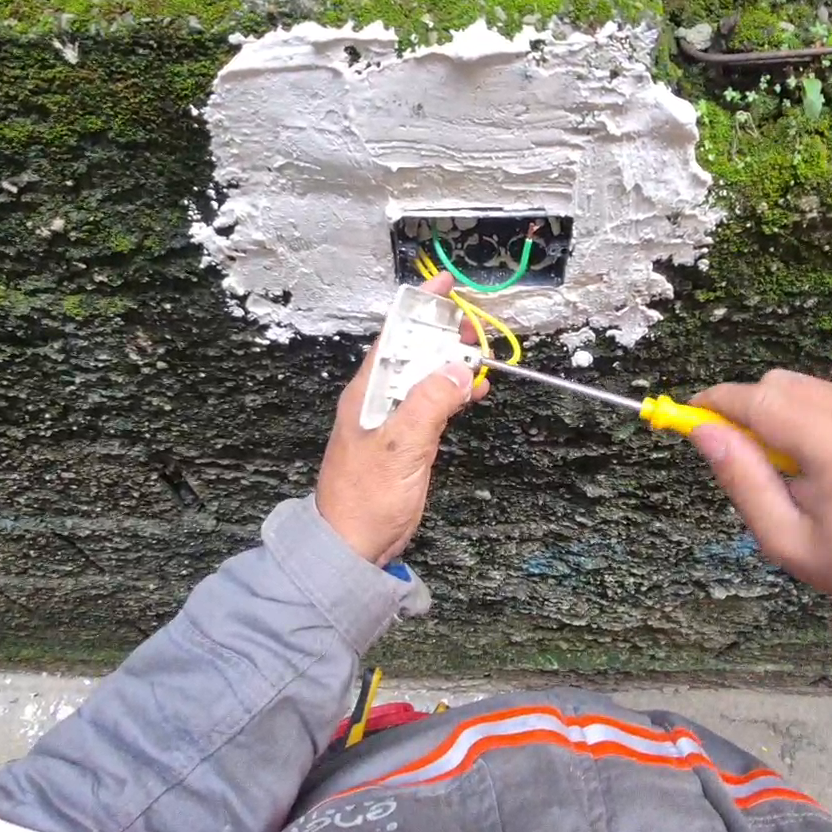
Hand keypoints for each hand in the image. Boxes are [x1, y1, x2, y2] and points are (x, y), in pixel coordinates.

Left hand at [316, 272, 488, 564]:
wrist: (353, 546)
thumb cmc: (365, 499)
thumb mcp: (400, 446)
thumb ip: (429, 403)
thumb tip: (456, 368)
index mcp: (367, 391)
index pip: (393, 334)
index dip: (418, 306)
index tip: (444, 285)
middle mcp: (377, 399)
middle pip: (411, 351)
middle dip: (441, 332)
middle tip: (471, 324)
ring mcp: (391, 420)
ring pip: (424, 377)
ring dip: (449, 362)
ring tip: (478, 352)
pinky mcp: (405, 440)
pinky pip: (430, 404)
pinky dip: (451, 393)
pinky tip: (470, 391)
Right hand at [687, 371, 831, 602]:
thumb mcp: (782, 537)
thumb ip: (740, 478)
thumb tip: (701, 430)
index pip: (763, 402)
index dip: (719, 402)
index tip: (692, 414)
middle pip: (781, 385)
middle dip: (749, 409)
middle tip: (743, 450)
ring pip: (804, 385)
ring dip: (780, 411)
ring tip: (792, 458)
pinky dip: (811, 413)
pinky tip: (824, 452)